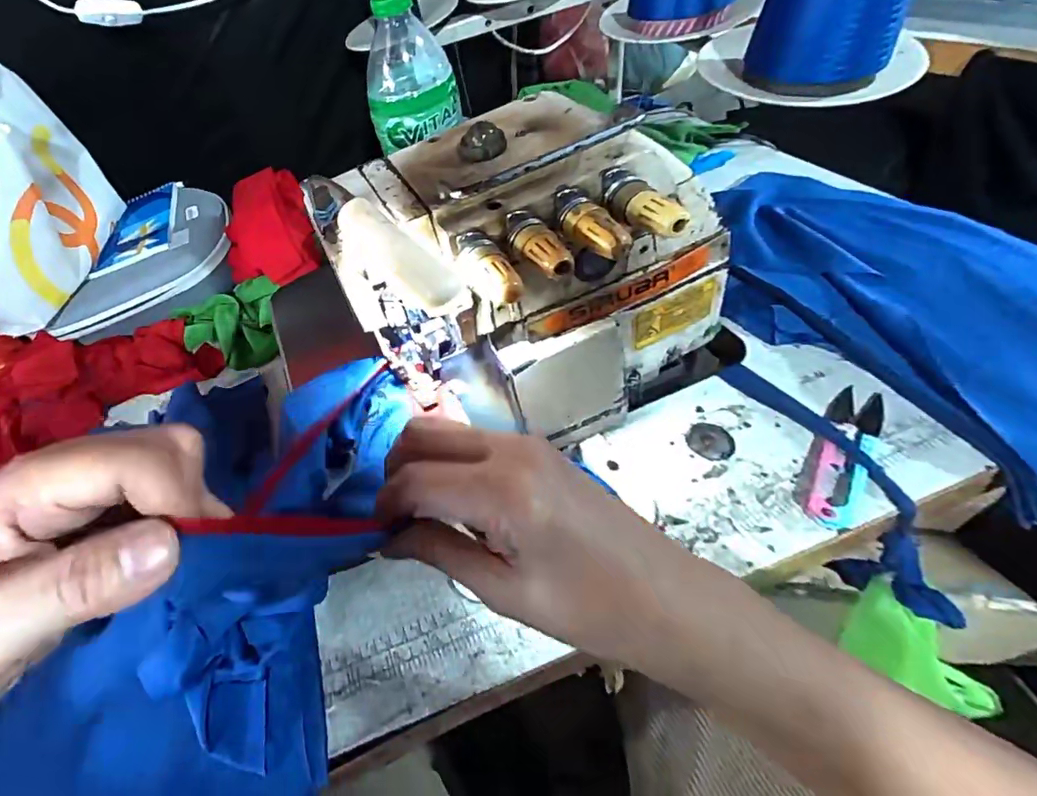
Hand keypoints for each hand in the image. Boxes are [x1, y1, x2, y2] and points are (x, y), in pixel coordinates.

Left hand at [0, 426, 229, 795]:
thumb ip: (75, 586)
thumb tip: (174, 543)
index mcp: (30, 484)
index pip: (132, 460)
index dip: (174, 497)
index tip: (191, 560)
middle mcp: (67, 475)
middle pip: (162, 449)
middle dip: (189, 498)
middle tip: (189, 564)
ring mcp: (87, 498)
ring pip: (173, 470)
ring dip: (191, 514)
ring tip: (181, 572)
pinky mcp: (103, 525)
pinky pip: (166, 504)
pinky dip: (183, 529)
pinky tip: (167, 568)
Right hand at [376, 416, 696, 666]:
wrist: (663, 594)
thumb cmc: (587, 608)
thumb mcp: (504, 592)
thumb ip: (439, 552)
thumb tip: (389, 536)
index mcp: (502, 489)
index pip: (416, 478)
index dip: (385, 503)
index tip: (373, 531)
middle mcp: (509, 449)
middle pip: (423, 433)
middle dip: (394, 470)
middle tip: (391, 516)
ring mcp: (525, 441)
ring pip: (446, 429)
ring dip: (420, 461)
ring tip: (418, 511)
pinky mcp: (535, 446)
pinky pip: (473, 439)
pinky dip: (449, 460)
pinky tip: (454, 501)